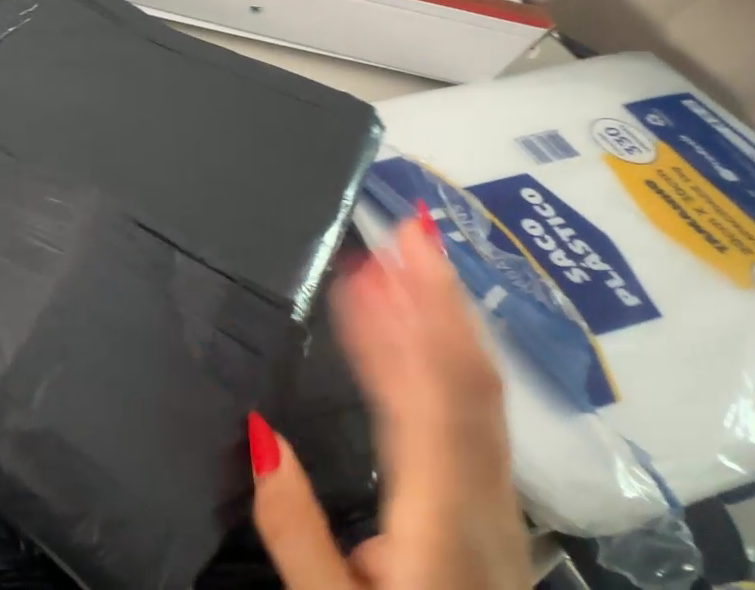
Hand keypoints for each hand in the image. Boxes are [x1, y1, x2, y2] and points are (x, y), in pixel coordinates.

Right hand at [249, 212, 530, 589]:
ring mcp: (494, 496)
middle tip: (408, 229)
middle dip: (437, 297)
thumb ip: (293, 525)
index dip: (404, 323)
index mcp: (440, 518)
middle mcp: (481, 496)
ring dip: (441, 317)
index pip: (430, 401)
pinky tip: (413, 329)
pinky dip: (443, 355)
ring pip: (478, 390)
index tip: (371, 264)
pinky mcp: (488, 497)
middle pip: (469, 381)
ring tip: (405, 259)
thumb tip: (260, 430)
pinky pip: (473, 411)